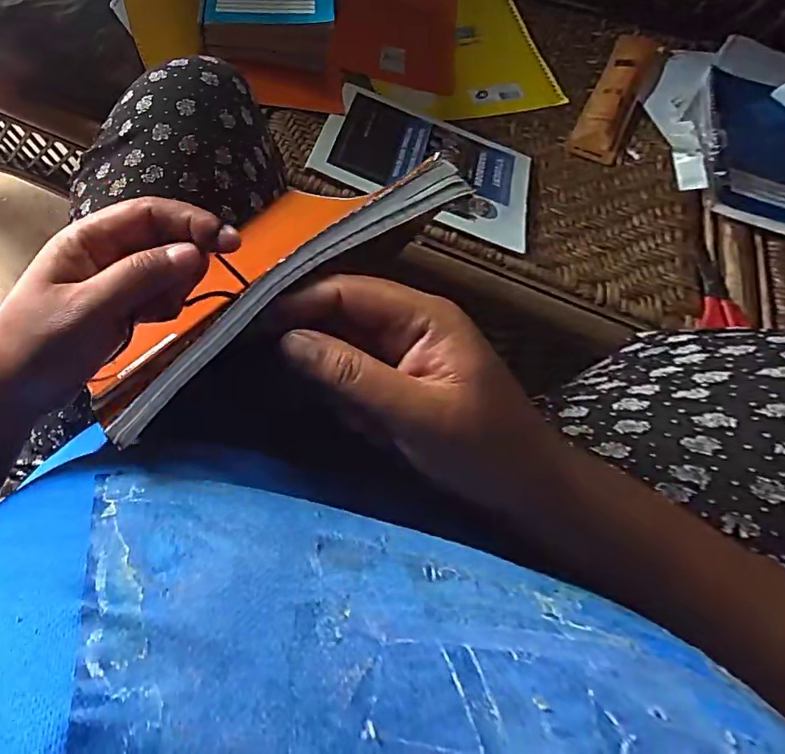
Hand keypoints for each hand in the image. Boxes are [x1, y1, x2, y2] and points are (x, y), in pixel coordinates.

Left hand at [0, 198, 239, 414]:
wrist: (8, 394)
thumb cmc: (36, 344)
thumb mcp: (88, 308)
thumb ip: (140, 276)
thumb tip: (193, 252)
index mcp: (89, 237)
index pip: (150, 213)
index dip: (191, 221)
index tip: (228, 241)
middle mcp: (104, 252)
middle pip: (164, 239)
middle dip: (182, 262)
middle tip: (176, 295)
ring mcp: (113, 280)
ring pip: (166, 269)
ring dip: (172, 289)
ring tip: (148, 316)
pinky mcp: (120, 306)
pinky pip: (158, 295)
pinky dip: (162, 307)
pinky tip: (142, 325)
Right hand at [271, 275, 550, 506]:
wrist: (531, 494)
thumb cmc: (484, 450)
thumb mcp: (415, 414)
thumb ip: (351, 374)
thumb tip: (288, 339)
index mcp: (422, 315)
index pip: (346, 291)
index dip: (299, 302)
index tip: (254, 323)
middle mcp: (408, 323)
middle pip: (339, 315)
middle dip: (316, 349)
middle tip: (290, 379)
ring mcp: (403, 352)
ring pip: (341, 349)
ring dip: (336, 386)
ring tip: (364, 423)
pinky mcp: (398, 380)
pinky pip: (353, 377)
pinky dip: (350, 403)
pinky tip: (372, 432)